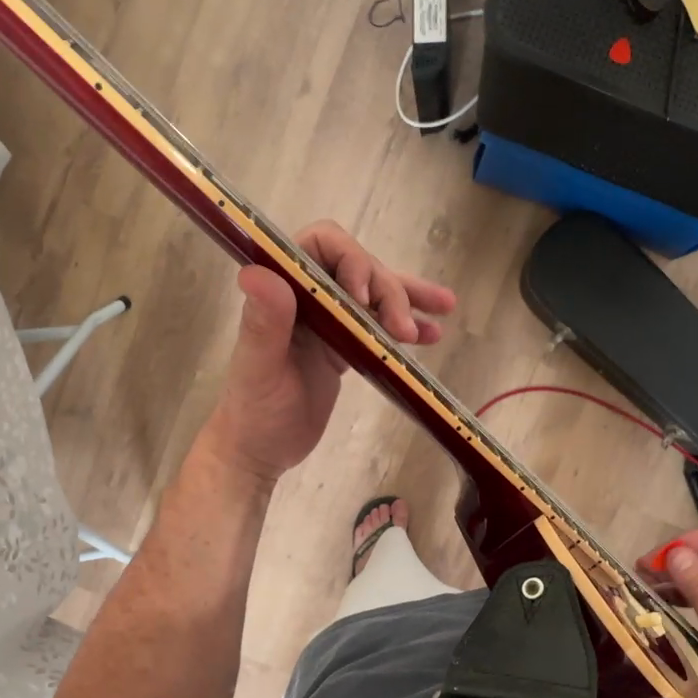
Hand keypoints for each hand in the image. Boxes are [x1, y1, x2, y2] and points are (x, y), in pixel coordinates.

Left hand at [208, 221, 455, 481]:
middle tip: (403, 331)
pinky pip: (379, 324)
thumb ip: (263, 324)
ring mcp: (328, 320)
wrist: (261, 452)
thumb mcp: (258, 369)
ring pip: (374, 292)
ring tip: (443, 311)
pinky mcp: (345, 346)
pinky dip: (409, 324)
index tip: (365, 297)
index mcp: (281, 289)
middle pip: (358, 267)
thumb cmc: (254, 413)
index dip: (350, 259)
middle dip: (388, 290)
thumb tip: (257, 273)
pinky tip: (434, 334)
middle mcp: (306, 296)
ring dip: (408, 297)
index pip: (320, 244)